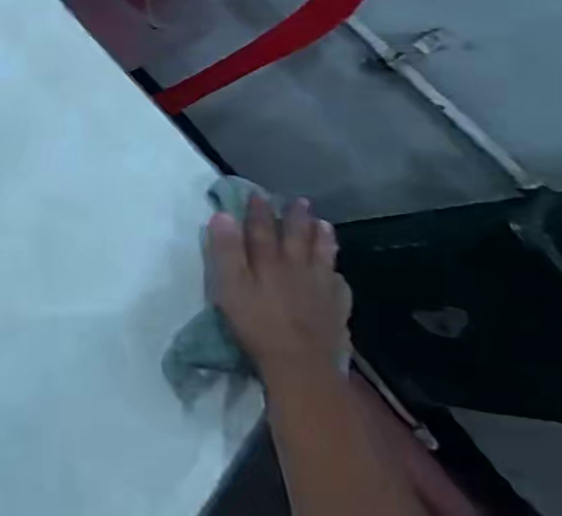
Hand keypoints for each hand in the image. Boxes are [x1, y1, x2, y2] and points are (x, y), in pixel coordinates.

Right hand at [206, 196, 351, 373]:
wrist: (301, 366)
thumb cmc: (257, 325)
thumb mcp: (230, 286)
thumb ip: (226, 251)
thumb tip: (222, 215)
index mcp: (268, 261)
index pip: (261, 229)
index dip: (258, 211)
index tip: (257, 195)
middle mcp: (296, 267)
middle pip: (297, 237)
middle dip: (296, 218)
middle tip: (300, 201)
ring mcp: (320, 289)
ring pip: (323, 256)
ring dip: (322, 239)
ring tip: (324, 226)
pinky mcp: (336, 312)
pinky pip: (339, 288)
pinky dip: (338, 277)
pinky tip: (337, 276)